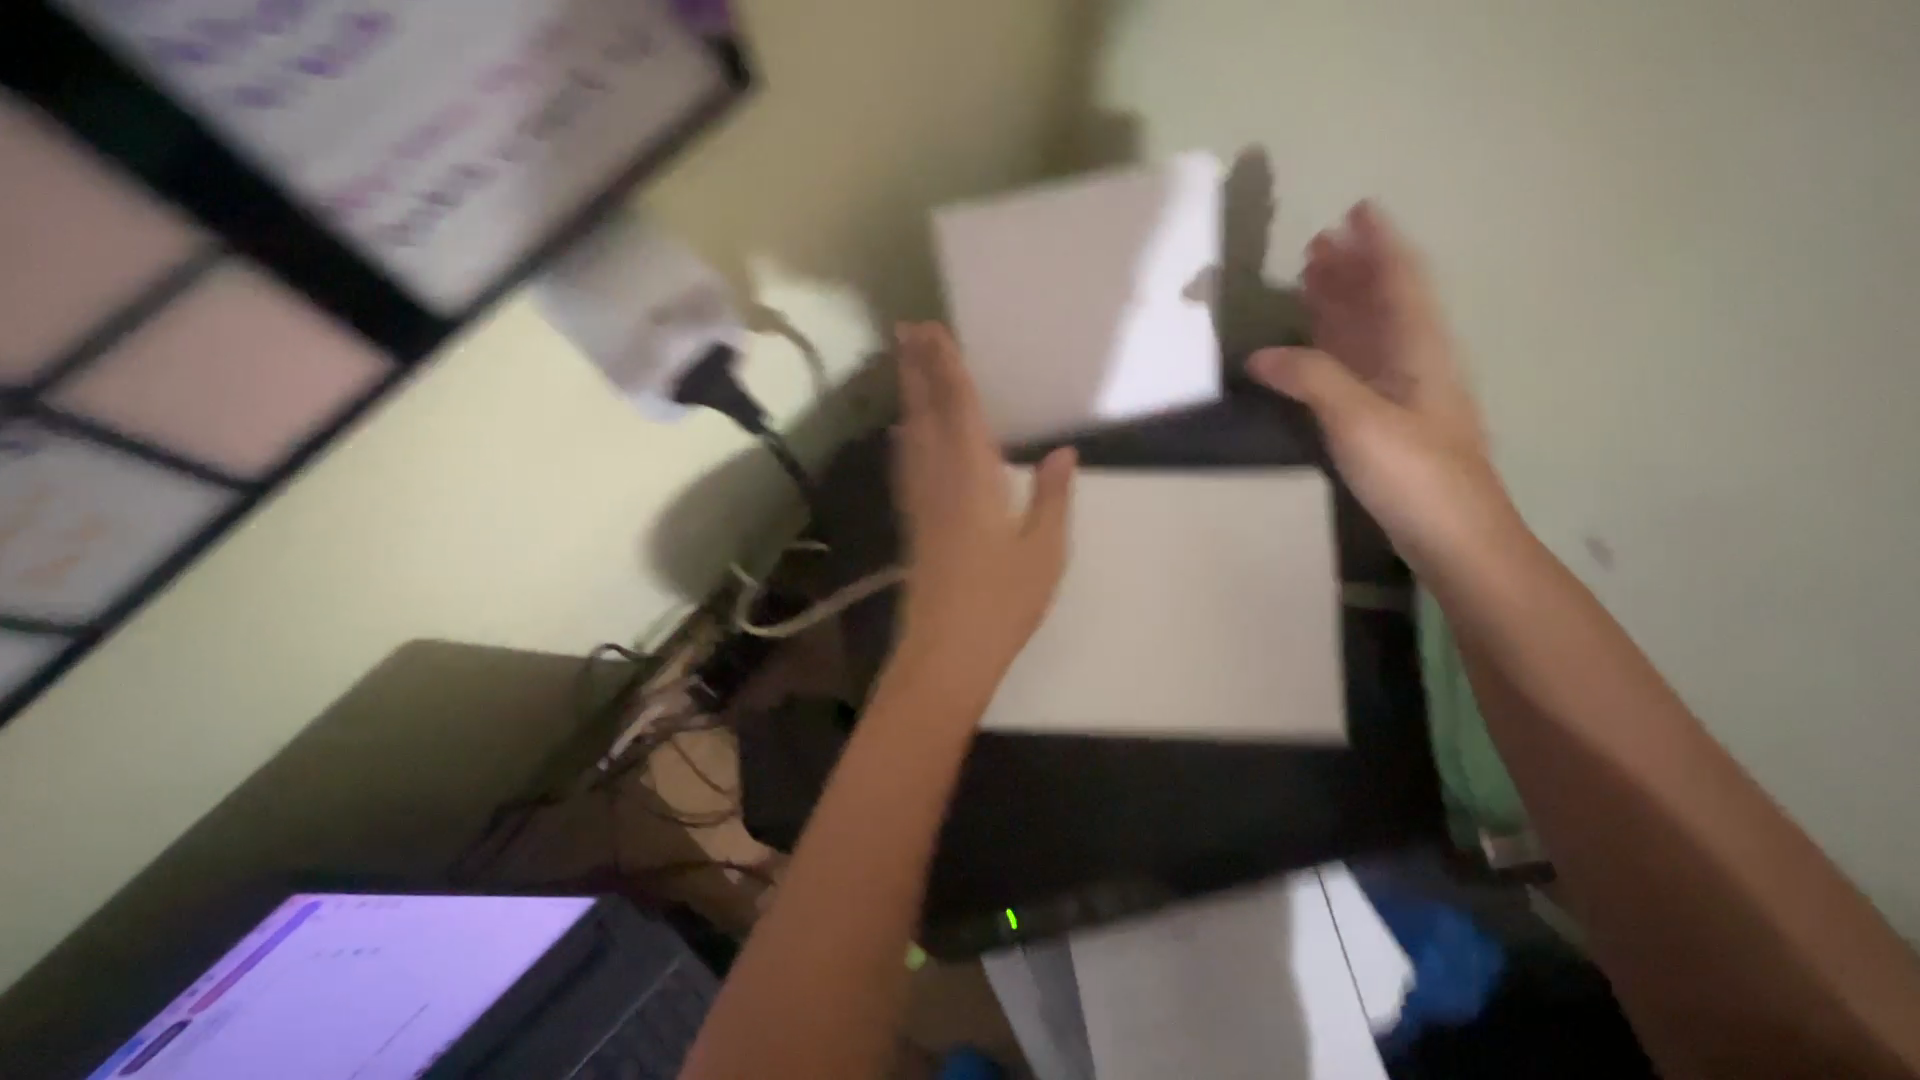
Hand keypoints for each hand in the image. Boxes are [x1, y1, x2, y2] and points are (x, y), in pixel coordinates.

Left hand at [892, 322, 1076, 689]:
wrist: (945, 653)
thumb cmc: (1002, 603)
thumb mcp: (1044, 552)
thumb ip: (1053, 498)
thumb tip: (1064, 453)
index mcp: (974, 479)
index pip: (960, 409)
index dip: (948, 368)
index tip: (934, 331)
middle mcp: (939, 480)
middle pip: (926, 412)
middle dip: (918, 368)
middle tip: (906, 328)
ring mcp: (921, 502)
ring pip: (911, 435)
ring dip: (907, 395)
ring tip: (903, 363)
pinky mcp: (914, 524)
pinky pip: (907, 465)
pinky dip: (905, 437)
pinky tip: (902, 434)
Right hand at [1248, 202, 1518, 570]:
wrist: (1455, 538)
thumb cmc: (1417, 474)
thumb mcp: (1360, 421)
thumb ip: (1312, 380)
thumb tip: (1260, 355)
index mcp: (1420, 349)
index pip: (1401, 280)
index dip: (1380, 244)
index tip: (1357, 210)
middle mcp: (1414, 361)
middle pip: (1384, 301)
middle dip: (1353, 269)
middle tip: (1317, 243)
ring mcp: (1401, 394)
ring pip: (1369, 335)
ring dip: (1342, 305)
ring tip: (1310, 280)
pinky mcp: (1386, 424)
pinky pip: (1356, 369)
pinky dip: (1332, 350)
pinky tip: (1310, 349)